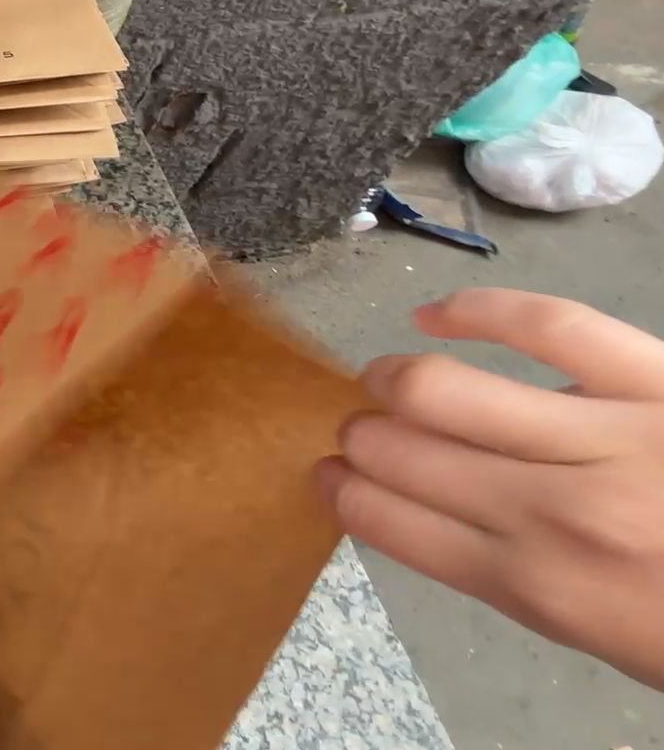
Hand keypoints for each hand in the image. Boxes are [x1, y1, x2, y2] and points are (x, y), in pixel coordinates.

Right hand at [315, 288, 663, 688]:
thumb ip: (503, 569)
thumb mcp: (607, 636)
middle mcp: (557, 513)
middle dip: (359, 438)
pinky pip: (549, 326)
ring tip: (395, 384)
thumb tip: (402, 501)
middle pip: (386, 446)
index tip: (331, 477)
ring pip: (431, 386)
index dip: (335, 488)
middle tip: (374, 439)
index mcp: (542, 586)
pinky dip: (475, 310)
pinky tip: (437, 316)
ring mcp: (614, 440)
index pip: (376, 514)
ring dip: (391, 382)